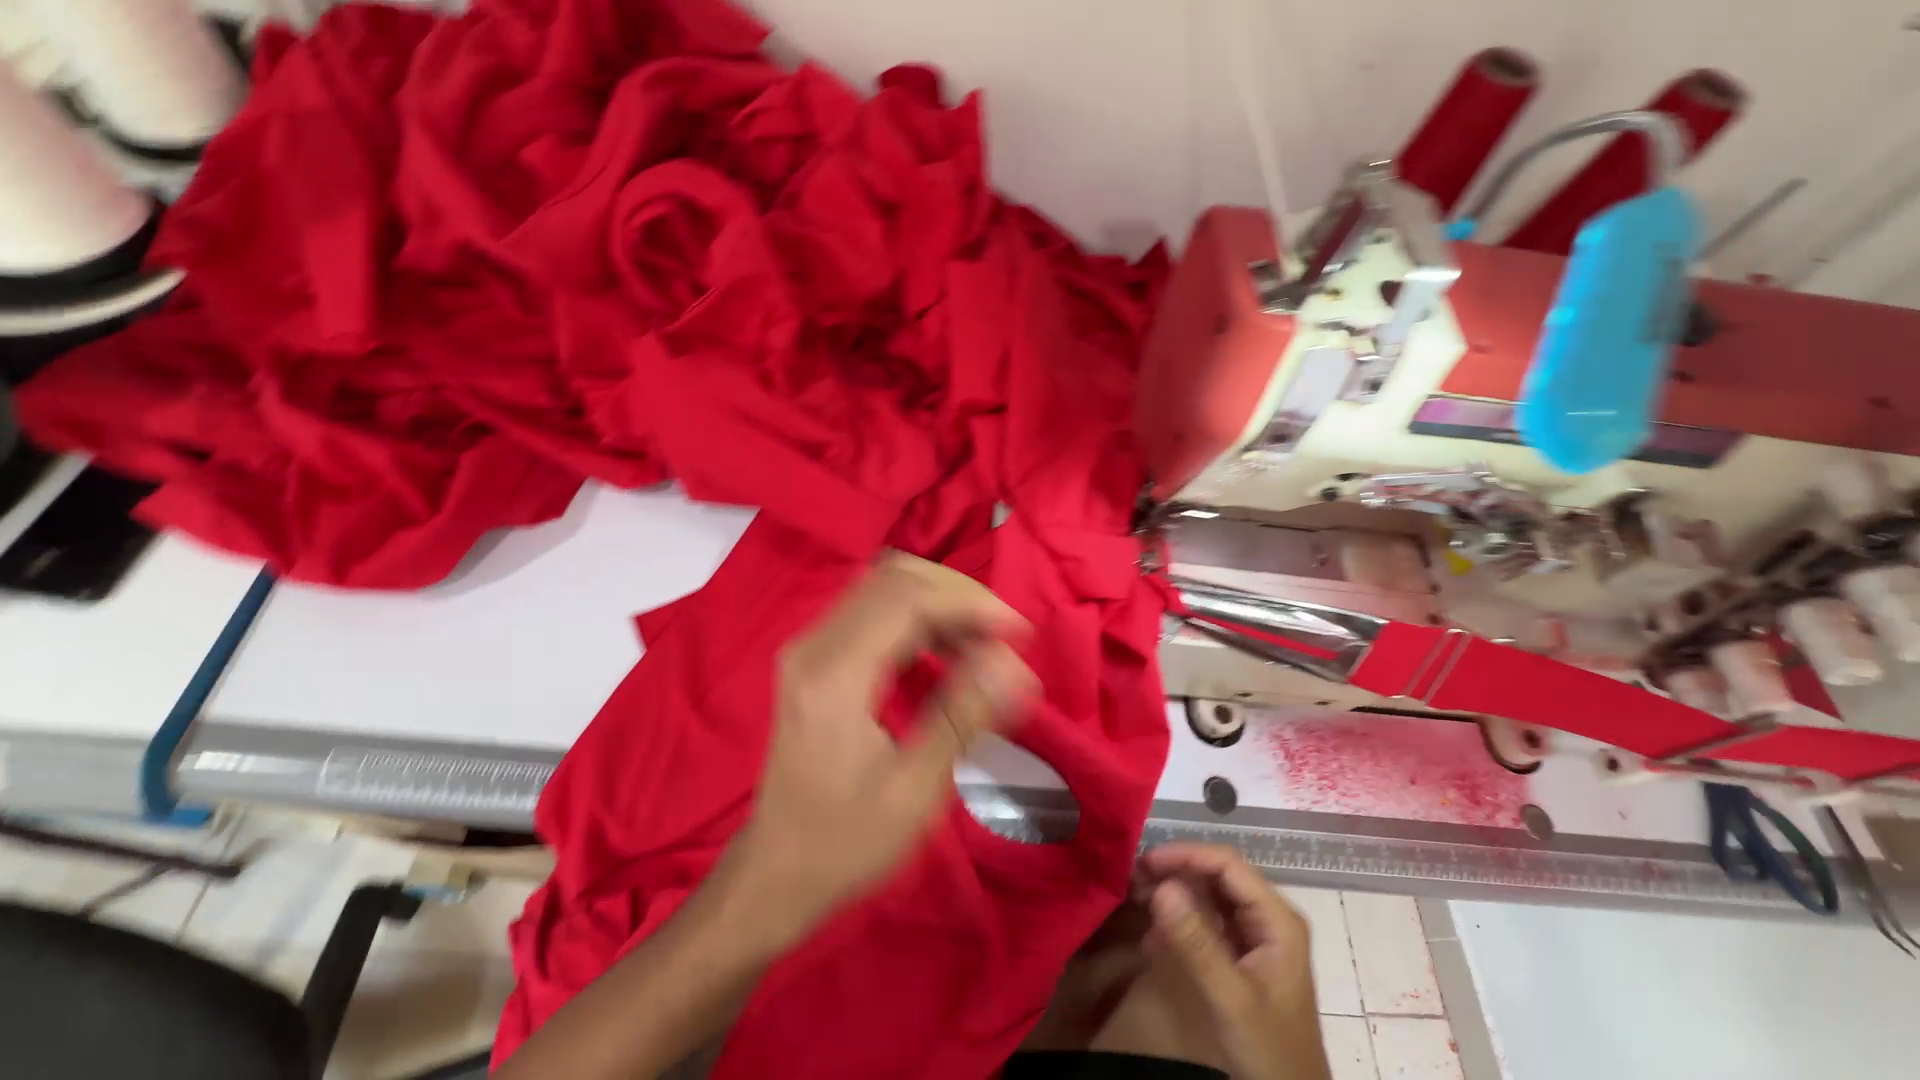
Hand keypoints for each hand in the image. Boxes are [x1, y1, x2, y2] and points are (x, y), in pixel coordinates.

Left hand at [728, 552, 1037, 940]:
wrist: (776, 873)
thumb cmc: (845, 844)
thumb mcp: (913, 790)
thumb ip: (961, 717)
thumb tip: (1014, 665)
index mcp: (833, 676)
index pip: (907, 599)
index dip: (971, 603)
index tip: (1021, 634)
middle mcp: (813, 647)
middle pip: (895, 580)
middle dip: (959, 598)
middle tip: (1006, 641)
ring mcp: (810, 651)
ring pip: (884, 592)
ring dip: (942, 608)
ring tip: (987, 653)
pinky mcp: (816, 663)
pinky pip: (874, 617)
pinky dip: (920, 624)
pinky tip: (950, 659)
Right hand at [1139, 844, 1327, 1079]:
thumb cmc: (1269, 1050)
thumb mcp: (1230, 998)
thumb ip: (1196, 943)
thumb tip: (1160, 886)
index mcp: (1277, 919)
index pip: (1229, 865)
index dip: (1186, 856)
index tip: (1144, 862)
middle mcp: (1269, 918)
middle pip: (1219, 876)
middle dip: (1176, 872)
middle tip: (1133, 879)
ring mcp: (1257, 936)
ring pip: (1211, 897)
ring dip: (1175, 893)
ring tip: (1137, 897)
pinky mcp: (1244, 955)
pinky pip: (1210, 923)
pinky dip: (1181, 921)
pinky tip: (1154, 934)